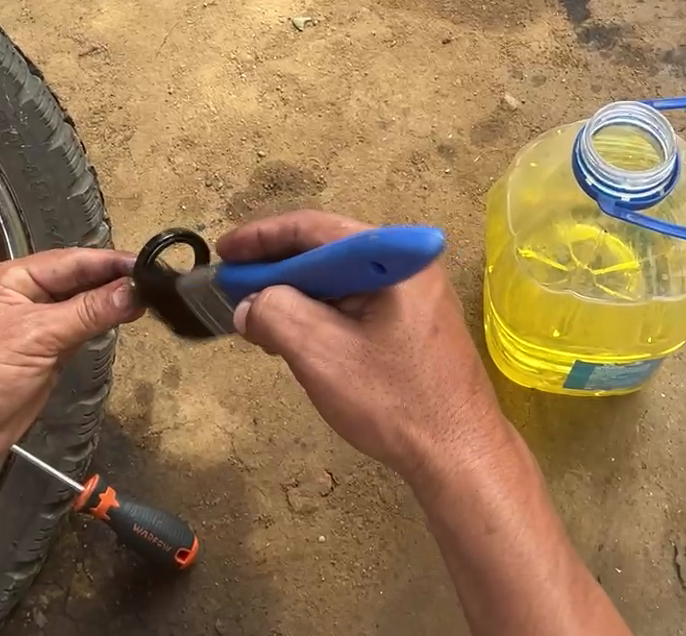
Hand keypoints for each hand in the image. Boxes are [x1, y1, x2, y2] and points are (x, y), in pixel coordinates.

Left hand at [0, 249, 142, 465]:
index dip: (110, 261)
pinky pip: (80, 331)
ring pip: (84, 305)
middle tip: (155, 281)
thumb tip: (132, 291)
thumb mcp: (34, 337)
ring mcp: (37, 325)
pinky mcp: (46, 353)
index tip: (147, 263)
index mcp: (13, 279)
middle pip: (80, 280)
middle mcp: (26, 296)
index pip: (73, 261)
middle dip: (115, 280)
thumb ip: (87, 312)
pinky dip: (102, 325)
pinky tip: (125, 318)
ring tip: (148, 298)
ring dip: (112, 302)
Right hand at [217, 210, 515, 485]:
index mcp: (392, 256)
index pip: (315, 228)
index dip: (262, 238)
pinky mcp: (416, 321)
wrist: (461, 456)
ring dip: (297, 293)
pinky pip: (358, 301)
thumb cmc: (392, 400)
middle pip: (328, 250)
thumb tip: (250, 305)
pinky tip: (298, 335)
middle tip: (235, 286)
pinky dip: (322, 312)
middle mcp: (407, 263)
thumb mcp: (320, 353)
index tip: (224, 251)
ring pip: (341, 279)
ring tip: (258, 315)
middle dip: (277, 268)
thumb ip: (275, 314)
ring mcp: (415, 293)